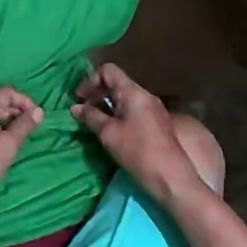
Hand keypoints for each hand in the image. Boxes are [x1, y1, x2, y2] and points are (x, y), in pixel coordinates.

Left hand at [0, 87, 43, 207]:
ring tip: (20, 136)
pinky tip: (5, 142)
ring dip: (8, 120)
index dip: (24, 100)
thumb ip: (25, 125)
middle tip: (31, 127)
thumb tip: (38, 111)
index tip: (36, 116)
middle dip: (17, 110)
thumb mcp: (10, 144)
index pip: (6, 92)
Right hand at [71, 63, 205, 202]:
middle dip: (96, 93)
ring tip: (93, 122)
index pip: (108, 70)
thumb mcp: (108, 133)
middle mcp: (144, 95)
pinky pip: (132, 110)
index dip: (90, 80)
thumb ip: (91, 116)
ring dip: (106, 105)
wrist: (171, 177)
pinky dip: (117, 114)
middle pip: (116, 83)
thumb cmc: (138, 151)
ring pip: (124, 97)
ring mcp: (152, 109)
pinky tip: (109, 130)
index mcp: (133, 92)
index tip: (79, 98)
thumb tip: (75, 107)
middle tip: (82, 111)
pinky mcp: (155, 123)